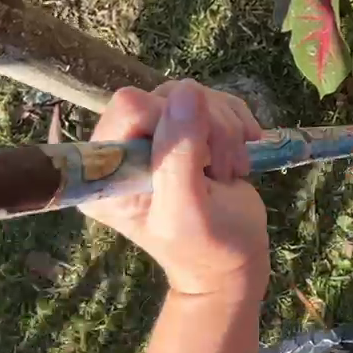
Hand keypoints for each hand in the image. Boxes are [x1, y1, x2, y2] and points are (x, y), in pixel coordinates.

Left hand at [82, 81, 268, 299]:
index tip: (197, 161)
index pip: (131, 107)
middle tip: (221, 168)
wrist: (234, 261)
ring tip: (232, 168)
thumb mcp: (190, 210)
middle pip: (166, 96)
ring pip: (193, 95)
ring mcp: (160, 135)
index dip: (171, 123)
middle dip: (207, 126)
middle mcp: (127, 147)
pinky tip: (244, 149)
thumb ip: (180, 154)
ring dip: (226, 128)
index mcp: (107, 170)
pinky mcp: (190, 129)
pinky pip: (215, 100)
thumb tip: (187, 91)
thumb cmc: (209, 248)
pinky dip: (238, 120)